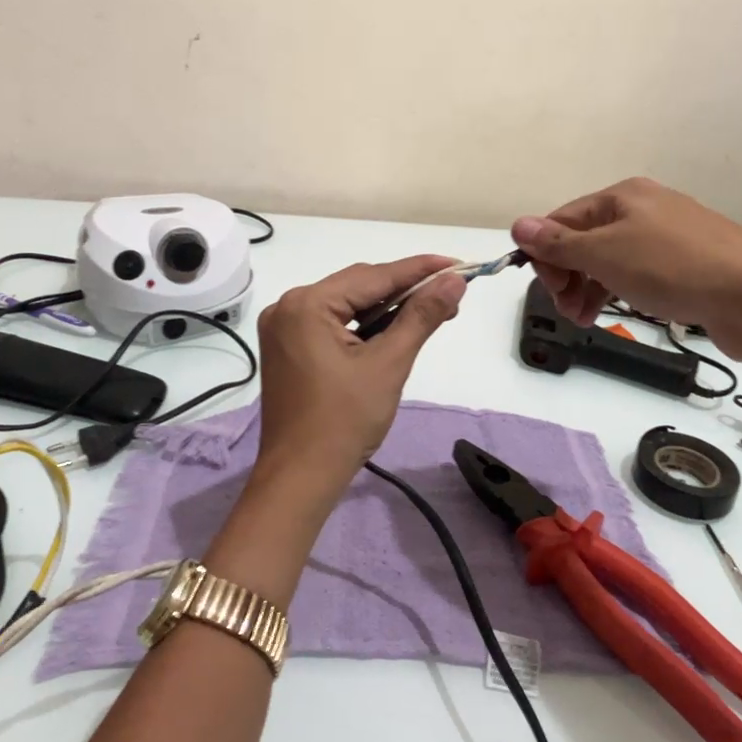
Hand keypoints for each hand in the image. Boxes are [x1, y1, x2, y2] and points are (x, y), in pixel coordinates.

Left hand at [253, 256, 466, 492]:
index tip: (457, 263)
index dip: (419, 269)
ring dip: (387, 308)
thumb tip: (453, 281)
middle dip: (405, 289)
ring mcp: (284, 328)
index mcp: (307, 304)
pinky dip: (364, 325)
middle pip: (358, 286)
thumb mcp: (389, 364)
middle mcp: (289, 306)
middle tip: (451, 293)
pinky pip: (333, 323)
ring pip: (346, 304)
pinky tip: (395, 329)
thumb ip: (421, 316)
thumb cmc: (344, 422)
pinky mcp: (288, 348)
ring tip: (432, 310)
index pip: (373, 276)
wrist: (300, 477)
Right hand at [510, 178, 741, 360]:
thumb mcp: (605, 253)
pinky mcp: (686, 266)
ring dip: (589, 287)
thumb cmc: (673, 266)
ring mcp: (667, 237)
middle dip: (568, 274)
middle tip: (568, 309)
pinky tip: (615, 311)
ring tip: (586, 319)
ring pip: (610, 260)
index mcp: (622, 196)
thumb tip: (517, 225)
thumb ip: (559, 243)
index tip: (549, 291)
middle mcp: (643, 209)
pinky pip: (637, 274)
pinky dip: (619, 291)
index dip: (546, 255)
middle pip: (585, 239)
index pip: (562, 220)